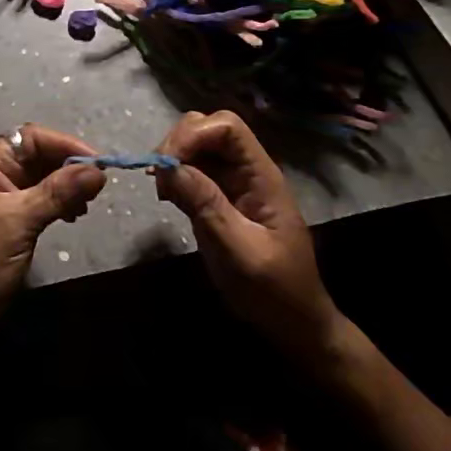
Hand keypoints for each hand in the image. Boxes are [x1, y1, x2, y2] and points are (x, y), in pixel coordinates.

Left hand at [0, 125, 105, 378]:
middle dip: (69, 165)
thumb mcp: (18, 223)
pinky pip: (43, 198)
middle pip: (39, 154)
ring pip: (44, 177)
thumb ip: (57, 193)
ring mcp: (4, 197)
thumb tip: (97, 170)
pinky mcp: (14, 220)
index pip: (31, 138)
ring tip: (87, 203)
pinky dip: (62, 202)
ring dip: (68, 184)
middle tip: (98, 185)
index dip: (64, 144)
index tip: (97, 163)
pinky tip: (75, 215)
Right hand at [156, 111, 344, 355]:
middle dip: (178, 142)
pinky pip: (192, 170)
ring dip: (173, 158)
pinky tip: (167, 198)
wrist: (292, 323)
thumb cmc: (273, 290)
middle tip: (158, 176)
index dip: (194, 134)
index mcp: (262, 176)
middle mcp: (247, 171)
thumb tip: (171, 168)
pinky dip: (173, 176)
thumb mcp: (240, 252)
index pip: (228, 127)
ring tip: (162, 190)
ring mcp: (232, 183)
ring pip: (197, 145)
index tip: (167, 164)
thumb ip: (208, 207)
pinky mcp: (218, 197)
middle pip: (209, 128)